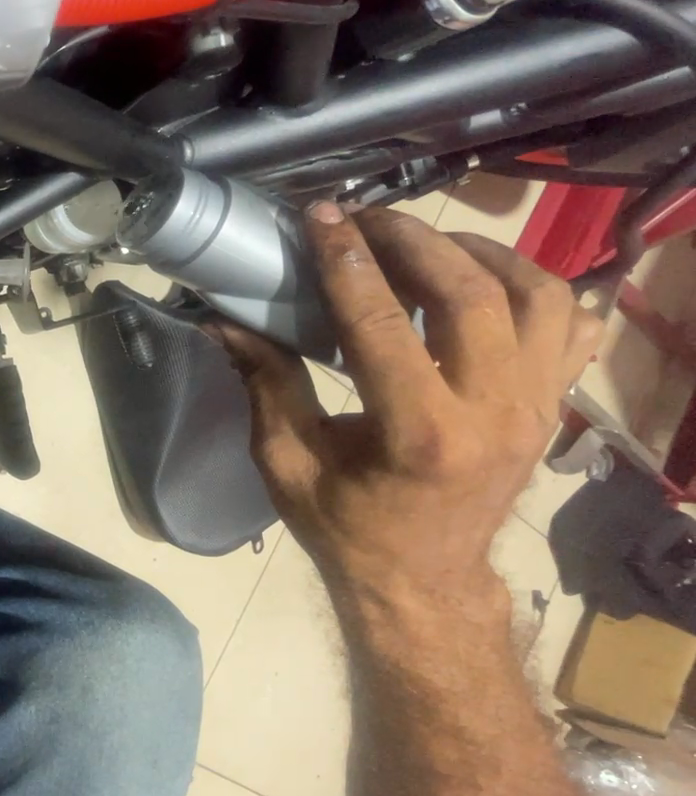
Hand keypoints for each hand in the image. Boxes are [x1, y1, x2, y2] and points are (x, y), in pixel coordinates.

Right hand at [216, 203, 600, 606]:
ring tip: (423, 242)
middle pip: (473, 294)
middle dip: (414, 241)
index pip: (381, 324)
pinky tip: (486, 277)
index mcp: (418, 434)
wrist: (422, 578)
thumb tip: (225, 322)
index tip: (323, 218)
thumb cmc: (343, 524)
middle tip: (366, 219)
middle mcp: (495, 413)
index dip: (346, 263)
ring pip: (538, 296)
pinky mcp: (553, 405)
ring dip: (479, 254)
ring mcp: (539, 407)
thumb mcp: (286, 460)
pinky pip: (570, 326)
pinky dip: (535, 286)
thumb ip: (266, 383)